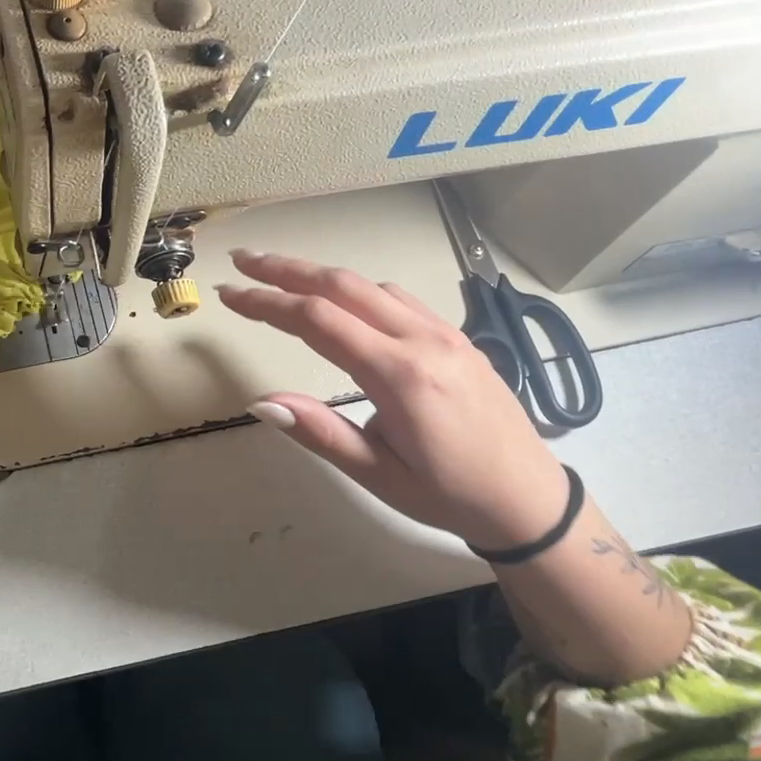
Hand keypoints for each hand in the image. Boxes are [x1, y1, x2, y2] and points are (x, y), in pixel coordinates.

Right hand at [217, 250, 569, 549]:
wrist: (530, 500)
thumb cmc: (449, 495)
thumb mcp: (379, 475)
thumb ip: (320, 432)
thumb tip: (262, 400)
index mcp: (401, 376)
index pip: (319, 321)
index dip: (268, 303)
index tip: (229, 294)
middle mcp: (423, 341)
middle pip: (343, 286)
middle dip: (286, 268)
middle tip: (242, 260)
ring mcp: (444, 334)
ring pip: (371, 285)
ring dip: (319, 273)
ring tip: (277, 274)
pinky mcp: (456, 336)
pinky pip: (397, 298)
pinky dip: (355, 287)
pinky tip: (337, 298)